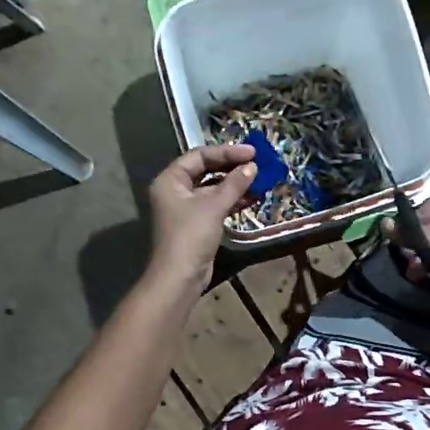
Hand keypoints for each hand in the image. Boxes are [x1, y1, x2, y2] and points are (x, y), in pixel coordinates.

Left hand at [146, 144, 257, 289]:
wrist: (180, 277)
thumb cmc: (191, 236)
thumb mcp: (213, 206)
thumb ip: (234, 184)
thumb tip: (252, 167)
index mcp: (170, 180)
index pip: (199, 156)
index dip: (226, 152)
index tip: (252, 152)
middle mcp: (175, 191)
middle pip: (206, 170)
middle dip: (232, 167)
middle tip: (257, 163)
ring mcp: (186, 208)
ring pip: (213, 188)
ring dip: (235, 184)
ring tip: (259, 179)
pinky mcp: (197, 224)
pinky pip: (216, 204)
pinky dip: (232, 200)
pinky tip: (252, 197)